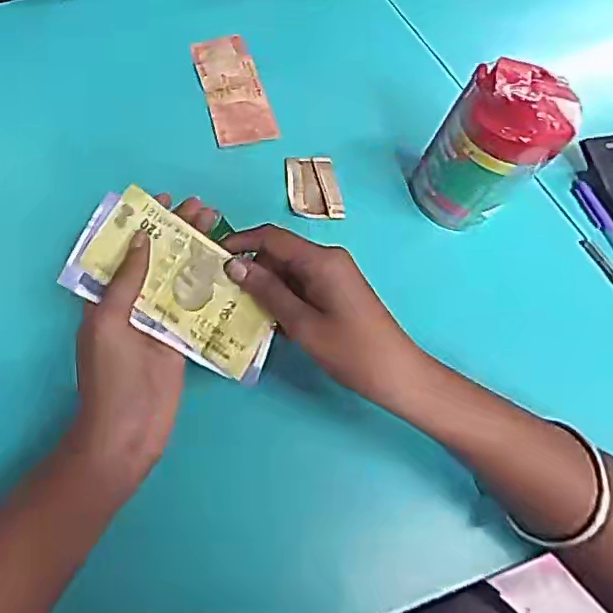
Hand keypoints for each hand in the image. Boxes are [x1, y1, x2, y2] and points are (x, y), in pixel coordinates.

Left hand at [72, 195, 218, 472]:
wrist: (127, 434)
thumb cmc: (110, 377)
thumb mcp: (109, 322)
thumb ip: (126, 281)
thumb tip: (142, 239)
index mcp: (106, 295)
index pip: (125, 248)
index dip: (143, 222)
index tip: (163, 200)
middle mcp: (132, 302)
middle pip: (157, 257)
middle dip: (177, 230)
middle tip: (201, 206)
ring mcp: (157, 320)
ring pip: (177, 277)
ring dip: (195, 251)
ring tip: (216, 224)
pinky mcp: (179, 339)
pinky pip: (193, 305)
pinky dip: (207, 285)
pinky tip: (224, 266)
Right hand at [222, 225, 429, 404]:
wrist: (399, 376)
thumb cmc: (352, 351)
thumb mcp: (302, 323)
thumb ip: (267, 291)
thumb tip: (234, 264)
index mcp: (320, 260)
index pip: (271, 236)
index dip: (239, 242)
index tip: (213, 257)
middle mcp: (327, 259)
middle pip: (278, 253)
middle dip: (251, 269)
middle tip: (225, 294)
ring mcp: (333, 274)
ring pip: (287, 270)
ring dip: (266, 288)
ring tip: (244, 311)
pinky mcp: (335, 290)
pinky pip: (300, 284)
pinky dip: (283, 298)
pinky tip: (272, 323)